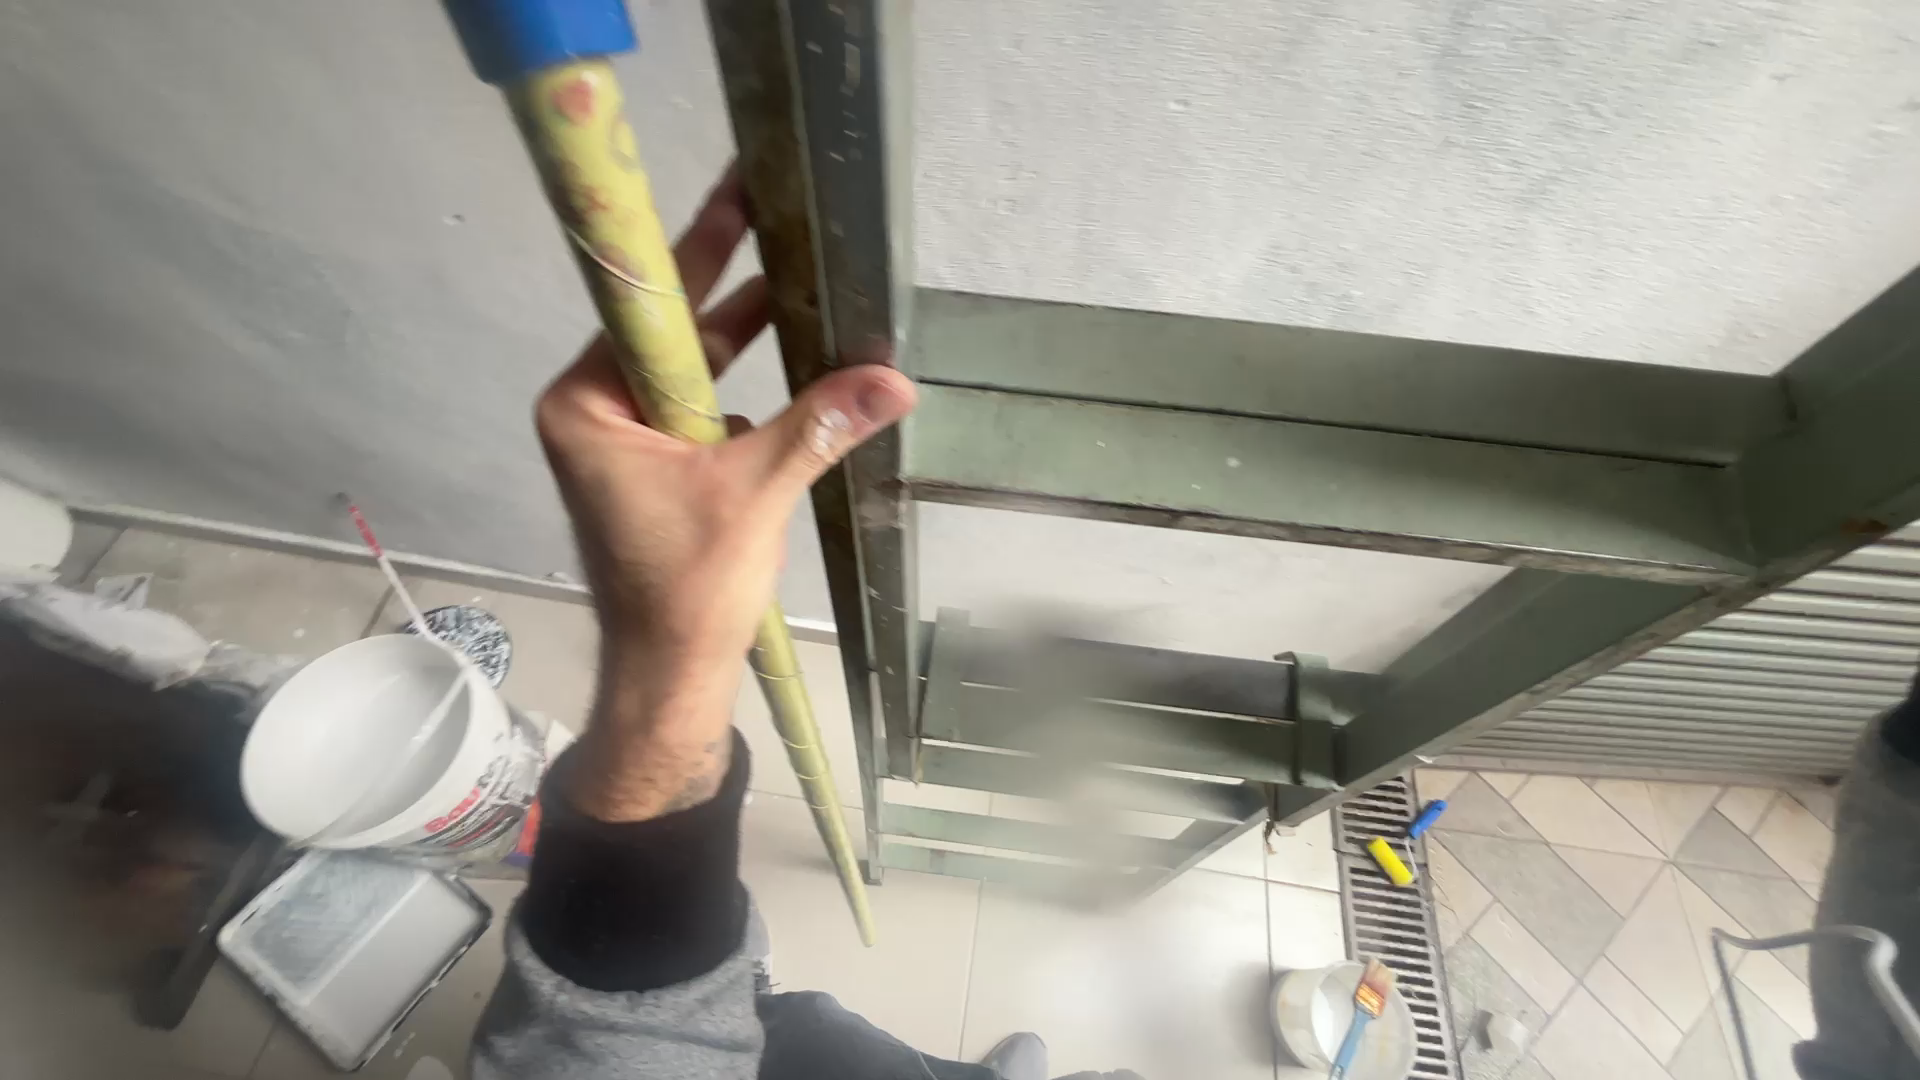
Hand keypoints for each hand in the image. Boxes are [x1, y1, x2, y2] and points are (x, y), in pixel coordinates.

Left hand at [537, 168, 916, 820]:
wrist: (673, 672)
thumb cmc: (690, 586)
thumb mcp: (756, 493)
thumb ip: (820, 426)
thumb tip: (895, 379)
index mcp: (587, 404)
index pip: (651, 306)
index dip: (702, 249)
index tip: (739, 190)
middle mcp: (593, 412)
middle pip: (675, 337)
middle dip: (735, 299)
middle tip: (785, 231)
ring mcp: (624, 444)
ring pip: (695, 379)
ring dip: (748, 354)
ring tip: (805, 306)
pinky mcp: (656, 472)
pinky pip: (705, 417)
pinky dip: (747, 405)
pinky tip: (795, 396)